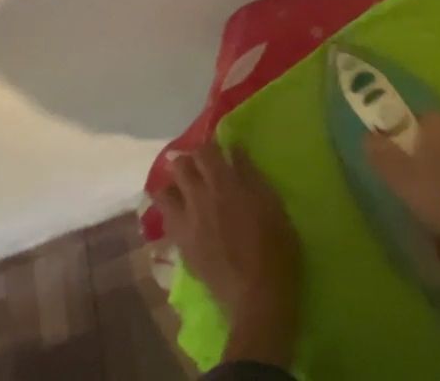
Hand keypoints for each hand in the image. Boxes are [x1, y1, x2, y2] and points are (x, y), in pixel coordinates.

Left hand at [156, 145, 300, 365]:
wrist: (257, 294)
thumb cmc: (275, 246)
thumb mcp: (272, 204)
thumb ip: (250, 175)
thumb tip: (234, 150)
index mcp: (224, 183)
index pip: (205, 151)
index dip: (209, 145)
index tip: (217, 148)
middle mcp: (199, 197)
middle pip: (181, 166)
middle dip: (188, 161)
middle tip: (199, 166)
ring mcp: (186, 222)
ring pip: (164, 191)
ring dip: (173, 185)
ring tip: (184, 190)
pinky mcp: (180, 244)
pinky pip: (165, 220)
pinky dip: (169, 212)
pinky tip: (181, 216)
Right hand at [365, 112, 439, 253]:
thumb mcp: (404, 180)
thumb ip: (382, 155)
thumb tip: (368, 134)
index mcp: (439, 122)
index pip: (408, 117)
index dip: (395, 138)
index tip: (389, 166)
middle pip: (426, 140)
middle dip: (414, 163)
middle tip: (405, 192)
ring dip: (433, 182)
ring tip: (427, 212)